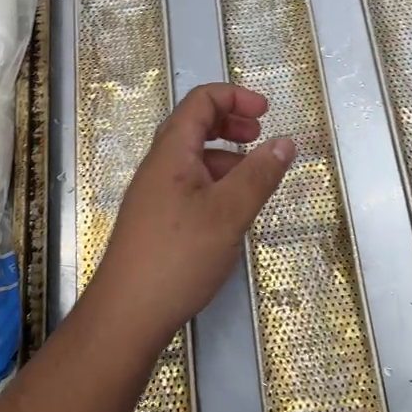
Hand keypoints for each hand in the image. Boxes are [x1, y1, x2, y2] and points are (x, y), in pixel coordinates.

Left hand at [84, 83, 294, 339]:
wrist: (125, 315)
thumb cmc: (178, 255)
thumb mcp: (229, 212)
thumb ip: (259, 174)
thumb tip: (285, 141)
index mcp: (173, 150)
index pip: (201, 100)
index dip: (234, 96)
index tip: (266, 111)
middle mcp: (160, 165)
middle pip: (195, 124)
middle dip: (231, 122)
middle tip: (261, 135)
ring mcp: (154, 193)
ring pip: (193, 157)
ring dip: (226, 155)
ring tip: (255, 177)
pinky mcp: (155, 220)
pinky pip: (189, 184)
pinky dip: (215, 183)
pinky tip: (231, 211)